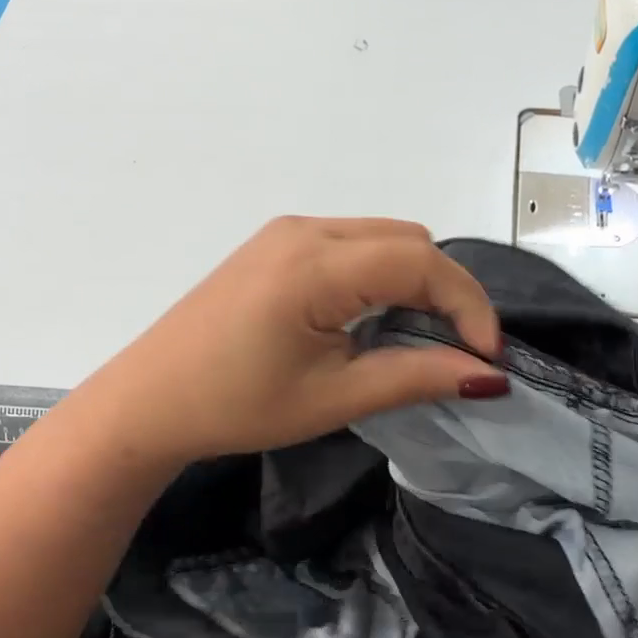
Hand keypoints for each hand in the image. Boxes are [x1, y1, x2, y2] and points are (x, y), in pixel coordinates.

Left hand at [65, 217, 506, 466]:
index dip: (468, 305)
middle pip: (409, 240)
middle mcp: (306, 230)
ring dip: (418, 279)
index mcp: (316, 266)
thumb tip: (489, 376)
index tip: (487, 357)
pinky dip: (386, 272)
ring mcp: (289, 230)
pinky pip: (357, 241)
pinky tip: (376, 315)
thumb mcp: (335, 398)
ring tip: (421, 336)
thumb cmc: (237, 407)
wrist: (149, 402)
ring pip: (386, 236)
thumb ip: (417, 376)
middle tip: (457, 349)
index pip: (421, 262)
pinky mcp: (280, 242)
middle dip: (447, 290)